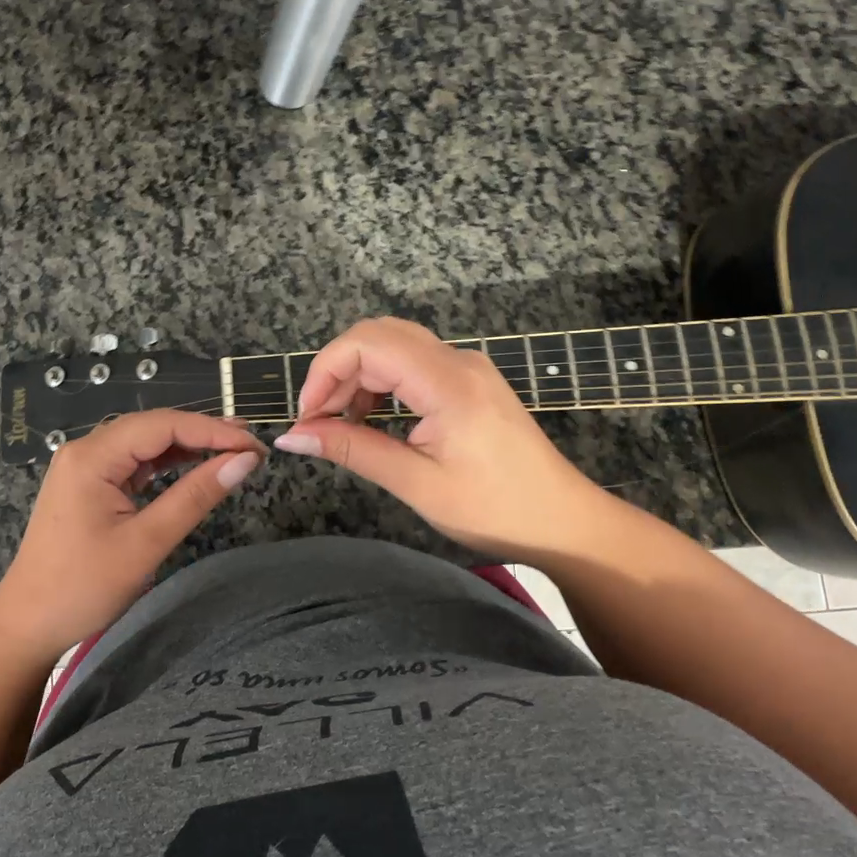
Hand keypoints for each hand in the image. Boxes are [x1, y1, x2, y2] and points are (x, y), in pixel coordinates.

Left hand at [0, 409, 264, 661]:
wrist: (27, 624)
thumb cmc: (83, 587)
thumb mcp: (146, 543)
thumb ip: (195, 496)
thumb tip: (244, 461)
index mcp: (91, 456)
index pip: (162, 425)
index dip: (212, 430)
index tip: (255, 445)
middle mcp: (85, 450)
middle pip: (153, 427)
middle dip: (203, 433)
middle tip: (251, 446)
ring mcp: (83, 467)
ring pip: (144, 443)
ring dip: (187, 447)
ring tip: (233, 452)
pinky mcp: (87, 486)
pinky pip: (133, 463)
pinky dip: (166, 464)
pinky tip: (194, 466)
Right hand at [272, 317, 615, 557]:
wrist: (565, 521)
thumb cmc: (495, 509)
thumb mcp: (417, 483)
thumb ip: (352, 450)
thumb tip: (291, 437)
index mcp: (447, 382)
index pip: (367, 343)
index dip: (324, 372)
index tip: (308, 418)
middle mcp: (457, 361)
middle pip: (377, 335)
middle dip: (336, 371)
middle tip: (319, 421)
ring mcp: (466, 367)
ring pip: (393, 345)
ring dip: (357, 377)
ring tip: (340, 424)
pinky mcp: (469, 381)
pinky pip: (412, 362)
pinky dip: (380, 382)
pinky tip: (371, 419)